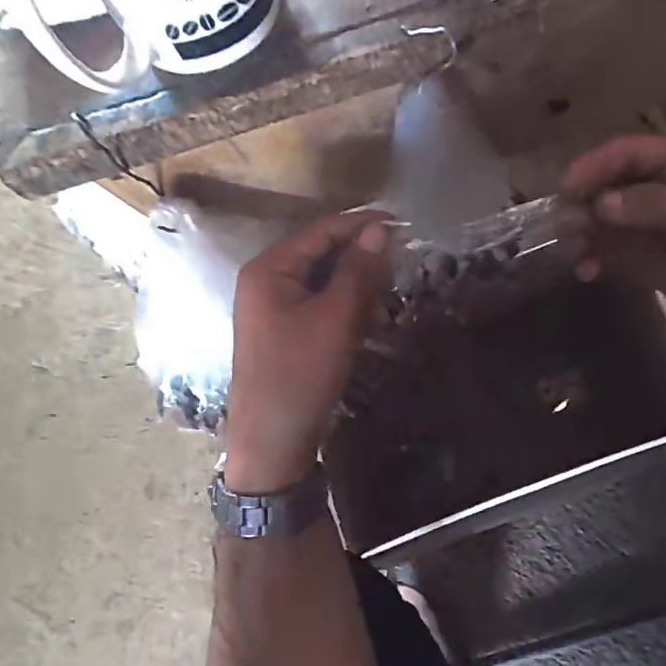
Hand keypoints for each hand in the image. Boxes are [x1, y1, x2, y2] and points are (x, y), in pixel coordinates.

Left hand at [224, 211, 392, 493]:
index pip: (320, 231)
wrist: (272, 442)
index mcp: (269, 269)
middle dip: (358, 257)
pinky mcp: (283, 332)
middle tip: (399, 263)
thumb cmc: (301, 375)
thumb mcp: (336, 319)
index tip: (401, 223)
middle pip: (319, 254)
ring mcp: (272, 309)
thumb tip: (380, 229)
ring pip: (321, 281)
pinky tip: (366, 319)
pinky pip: (317, 305)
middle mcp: (265, 281)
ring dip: (354, 284)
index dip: (360, 224)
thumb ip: (358, 271)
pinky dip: (343, 307)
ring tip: (386, 294)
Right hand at [557, 135, 665, 347]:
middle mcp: (656, 188)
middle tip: (566, 227)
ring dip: (581, 233)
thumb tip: (601, 204)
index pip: (626, 154)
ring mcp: (646, 224)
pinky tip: (587, 271)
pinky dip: (590, 259)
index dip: (594, 166)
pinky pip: (605, 252)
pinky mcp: (641, 257)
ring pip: (599, 220)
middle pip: (605, 185)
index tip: (567, 189)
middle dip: (582, 203)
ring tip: (575, 253)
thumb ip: (656, 204)